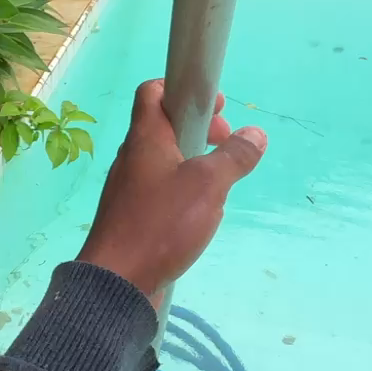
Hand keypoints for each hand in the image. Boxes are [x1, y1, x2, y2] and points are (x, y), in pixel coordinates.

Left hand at [76, 79, 267, 301]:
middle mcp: (131, 158)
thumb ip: (233, 157)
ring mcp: (128, 189)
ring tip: (218, 186)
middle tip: (225, 147)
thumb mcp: (208, 185)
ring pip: (164, 162)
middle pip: (164, 127)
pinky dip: (182, 193)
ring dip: (193, 165)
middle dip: (199, 130)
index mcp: (145, 138)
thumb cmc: (161, 223)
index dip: (183, 88)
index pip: (153, 91)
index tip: (215, 107)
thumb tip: (254, 134)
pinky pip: (160, 192)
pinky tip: (198, 217)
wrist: (117, 282)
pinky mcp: (130, 217)